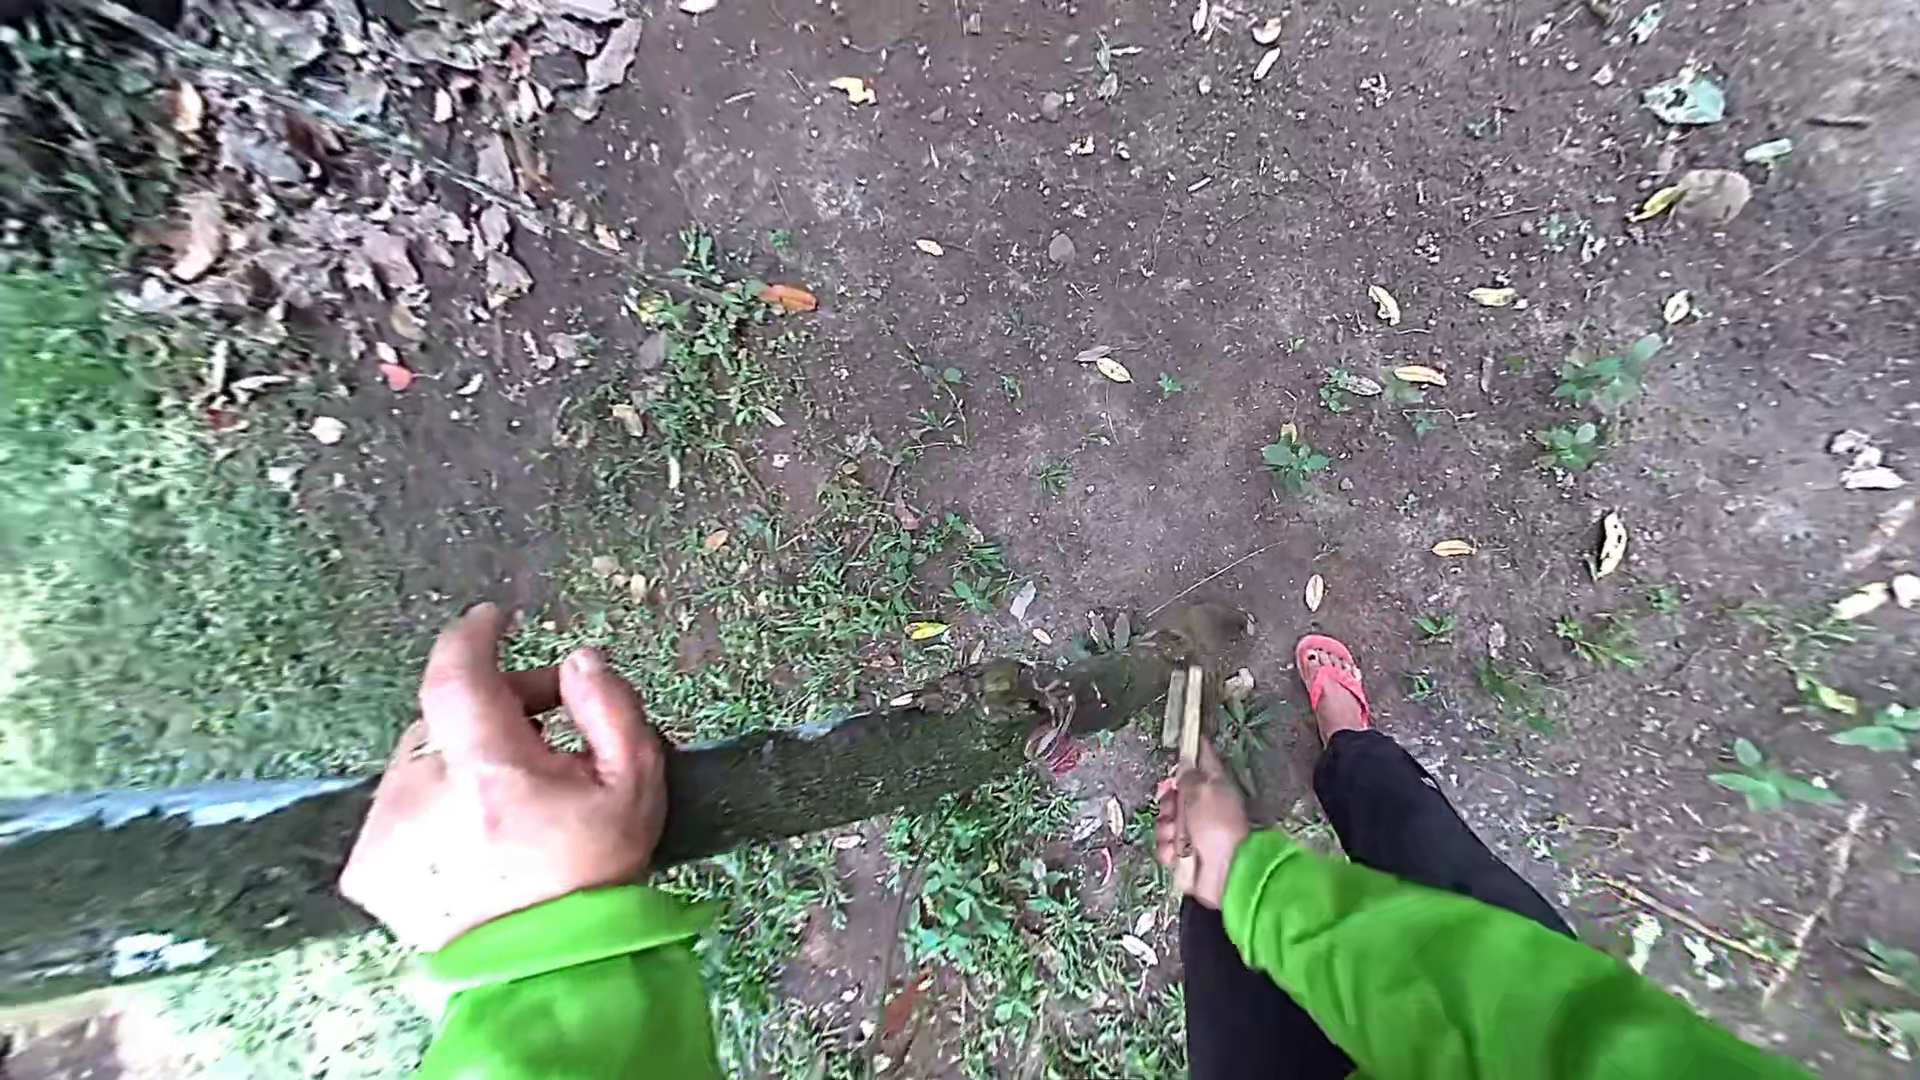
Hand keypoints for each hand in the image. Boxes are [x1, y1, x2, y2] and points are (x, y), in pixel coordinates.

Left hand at [339, 604, 666, 950]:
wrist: (549, 961)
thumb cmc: (600, 860)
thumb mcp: (635, 775)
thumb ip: (611, 704)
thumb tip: (578, 658)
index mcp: (491, 774)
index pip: (457, 679)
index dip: (472, 636)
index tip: (494, 616)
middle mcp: (421, 798)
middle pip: (448, 711)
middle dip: (501, 698)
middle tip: (555, 717)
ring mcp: (386, 834)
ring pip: (424, 749)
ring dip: (473, 741)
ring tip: (524, 773)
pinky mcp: (369, 865)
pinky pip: (404, 792)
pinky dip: (445, 782)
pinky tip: (484, 813)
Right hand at [1154, 741, 1249, 908]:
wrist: (1226, 872)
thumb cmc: (1217, 825)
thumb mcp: (1203, 790)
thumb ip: (1189, 774)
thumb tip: (1184, 765)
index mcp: (1214, 788)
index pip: (1200, 760)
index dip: (1188, 753)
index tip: (1178, 748)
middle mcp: (1202, 808)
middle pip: (1172, 794)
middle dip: (1168, 803)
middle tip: (1174, 812)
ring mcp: (1192, 833)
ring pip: (1164, 820)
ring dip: (1167, 829)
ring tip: (1179, 839)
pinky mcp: (1184, 856)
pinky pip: (1164, 845)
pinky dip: (1168, 850)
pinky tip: (1178, 854)